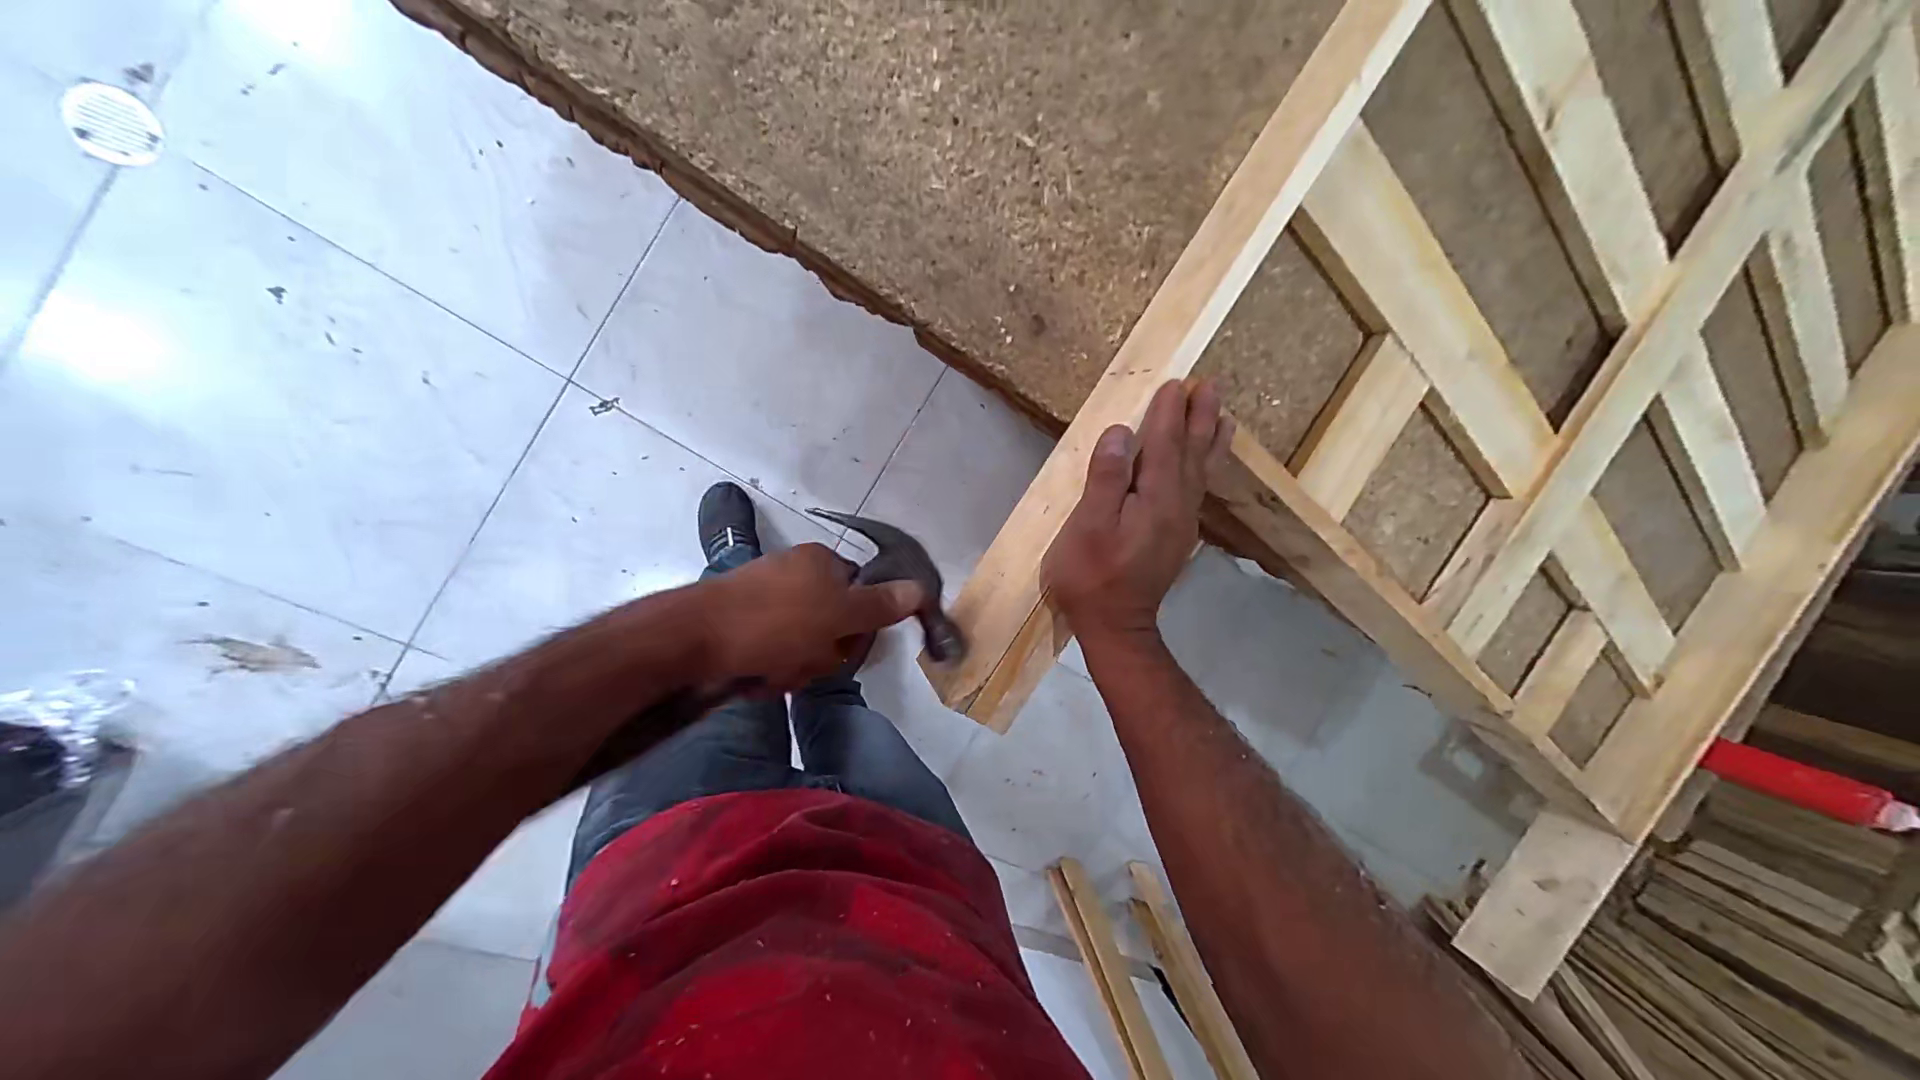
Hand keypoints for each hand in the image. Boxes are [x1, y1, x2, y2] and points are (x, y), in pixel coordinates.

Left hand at [696, 543, 922, 690]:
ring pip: (805, 647)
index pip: (862, 594)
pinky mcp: (744, 630)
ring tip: (776, 671)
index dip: (859, 624)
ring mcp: (767, 604)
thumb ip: (881, 605)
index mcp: (821, 563)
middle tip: (807, 660)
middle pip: (834, 624)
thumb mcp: (839, 614)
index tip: (847, 644)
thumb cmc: (774, 622)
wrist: (691, 643)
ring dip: (798, 667)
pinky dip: (772, 671)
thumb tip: (920, 588)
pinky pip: (776, 655)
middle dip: (824, 652)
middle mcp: (795, 577)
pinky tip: (758, 677)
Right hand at [1042, 379, 1234, 640]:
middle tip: (1209, 386)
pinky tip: (1204, 465)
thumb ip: (1106, 478)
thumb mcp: (1089, 527)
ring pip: (1201, 472)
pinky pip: (1197, 490)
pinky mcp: (1175, 537)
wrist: (1116, 627)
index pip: (1165, 445)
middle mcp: (1176, 506)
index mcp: (1155, 499)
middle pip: (1192, 454)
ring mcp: (1180, 524)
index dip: (1168, 413)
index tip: (1175, 382)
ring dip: (1210, 440)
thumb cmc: (1091, 577)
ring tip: (1222, 416)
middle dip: (1199, 418)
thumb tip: (1122, 433)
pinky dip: (1205, 468)